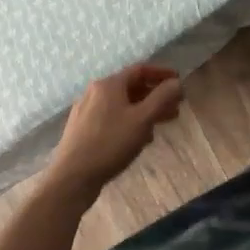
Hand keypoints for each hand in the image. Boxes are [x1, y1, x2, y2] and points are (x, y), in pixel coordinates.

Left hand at [45, 63, 183, 200]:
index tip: (178, 82)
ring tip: (159, 125)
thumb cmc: (110, 144)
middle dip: (155, 97)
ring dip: (143, 111)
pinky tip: (136, 139)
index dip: (162, 74)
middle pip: (131, 88)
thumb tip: (176, 82)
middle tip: (174, 107)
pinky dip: (128, 122)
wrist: (70, 181)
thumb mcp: (143, 119)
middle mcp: (95, 93)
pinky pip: (110, 118)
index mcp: (109, 84)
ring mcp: (85, 112)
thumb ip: (163, 97)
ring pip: (121, 105)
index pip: (141, 69)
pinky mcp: (80, 131)